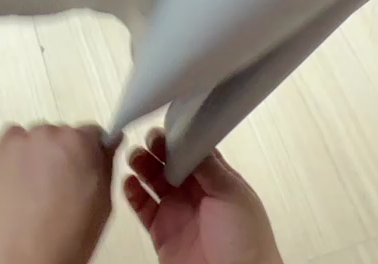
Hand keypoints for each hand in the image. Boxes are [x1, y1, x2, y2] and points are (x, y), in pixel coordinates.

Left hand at [0, 123, 116, 263]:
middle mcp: (54, 133)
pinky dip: (19, 152)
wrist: (29, 257)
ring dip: (41, 154)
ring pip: (40, 137)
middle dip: (65, 154)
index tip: (85, 166)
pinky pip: (15, 137)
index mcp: (82, 143)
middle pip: (64, 134)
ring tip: (39, 189)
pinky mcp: (5, 145)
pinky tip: (23, 178)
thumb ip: (106, 164)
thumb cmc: (66, 238)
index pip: (92, 133)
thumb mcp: (103, 203)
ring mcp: (27, 138)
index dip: (89, 153)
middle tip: (61, 185)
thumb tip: (110, 143)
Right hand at [123, 129, 282, 263]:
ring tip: (134, 159)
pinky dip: (132, 193)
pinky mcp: (162, 233)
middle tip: (147, 142)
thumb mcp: (233, 195)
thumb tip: (188, 138)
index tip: (163, 131)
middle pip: (168, 162)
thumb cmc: (248, 245)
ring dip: (141, 166)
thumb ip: (208, 166)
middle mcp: (195, 194)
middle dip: (155, 149)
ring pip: (153, 180)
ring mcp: (178, 213)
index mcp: (216, 181)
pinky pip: (142, 208)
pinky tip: (129, 183)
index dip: (175, 138)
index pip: (191, 150)